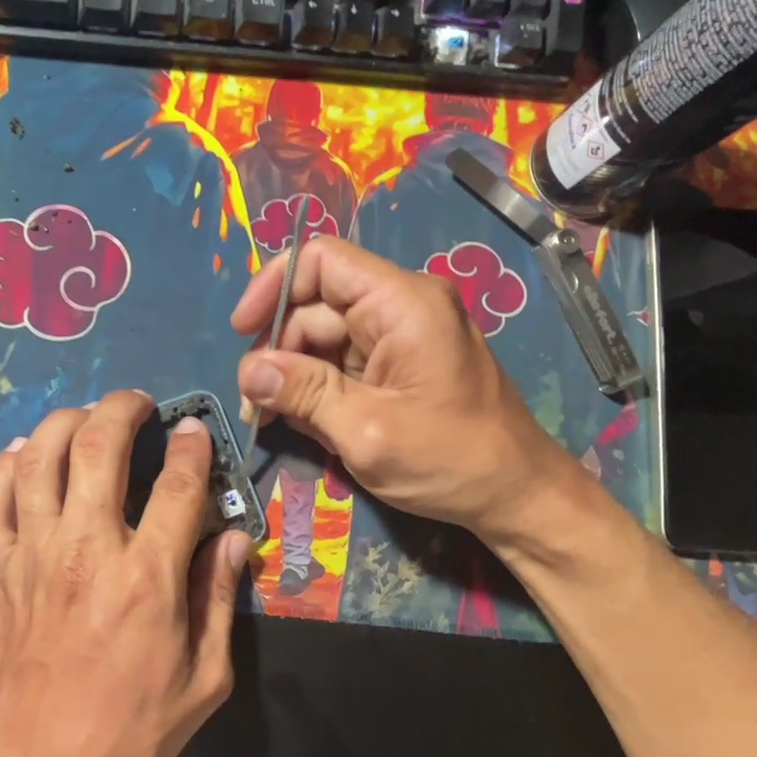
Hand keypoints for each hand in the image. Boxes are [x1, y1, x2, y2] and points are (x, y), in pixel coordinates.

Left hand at [0, 390, 251, 756]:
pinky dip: (4, 465)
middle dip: (121, 408)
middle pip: (98, 447)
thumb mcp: (204, 680)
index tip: (195, 430)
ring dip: (64, 423)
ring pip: (39, 459)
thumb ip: (220, 601)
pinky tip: (25, 456)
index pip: (177, 486)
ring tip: (85, 418)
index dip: (192, 447)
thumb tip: (234, 540)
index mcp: (147, 579)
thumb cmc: (132, 733)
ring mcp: (33, 556)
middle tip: (137, 403)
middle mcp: (87, 551)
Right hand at [232, 236, 580, 544]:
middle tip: (255, 404)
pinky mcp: (398, 363)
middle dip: (278, 350)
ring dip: (293, 376)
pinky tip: (307, 423)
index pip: (322, 262)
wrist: (514, 494)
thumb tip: (247, 372)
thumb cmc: (448, 460)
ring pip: (322, 337)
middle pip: (315, 306)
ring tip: (274, 419)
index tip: (242, 333)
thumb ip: (303, 394)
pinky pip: (341, 362)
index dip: (274, 287)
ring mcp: (400, 335)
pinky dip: (317, 389)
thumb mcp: (365, 431)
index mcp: (402, 304)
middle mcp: (401, 306)